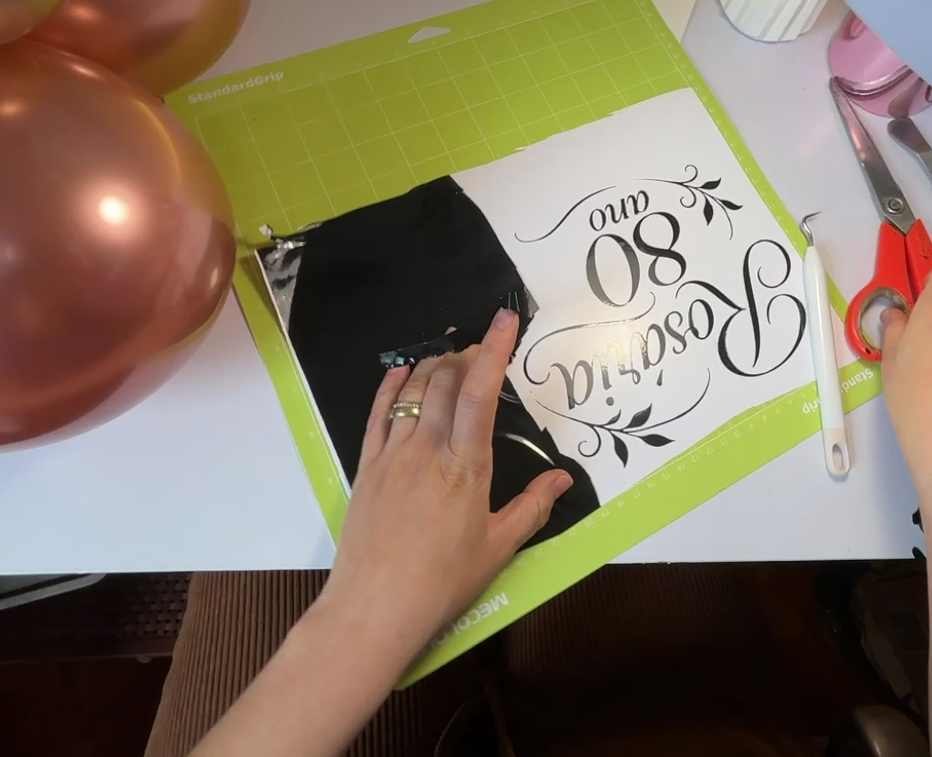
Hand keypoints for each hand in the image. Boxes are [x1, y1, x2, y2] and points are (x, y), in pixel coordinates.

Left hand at [313, 308, 570, 670]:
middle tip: (481, 347)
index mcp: (465, 466)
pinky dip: (391, 386)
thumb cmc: (442, 582)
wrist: (372, 612)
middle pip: (446, 381)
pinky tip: (401, 370)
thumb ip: (533, 507)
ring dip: (435, 365)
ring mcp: (393, 454)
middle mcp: (428, 449)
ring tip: (451, 355)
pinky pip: (378, 413)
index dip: (494, 349)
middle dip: (466, 354)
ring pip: (414, 391)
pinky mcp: (366, 466)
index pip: (482, 393)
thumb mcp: (498, 547)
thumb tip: (564, 478)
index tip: (506, 318)